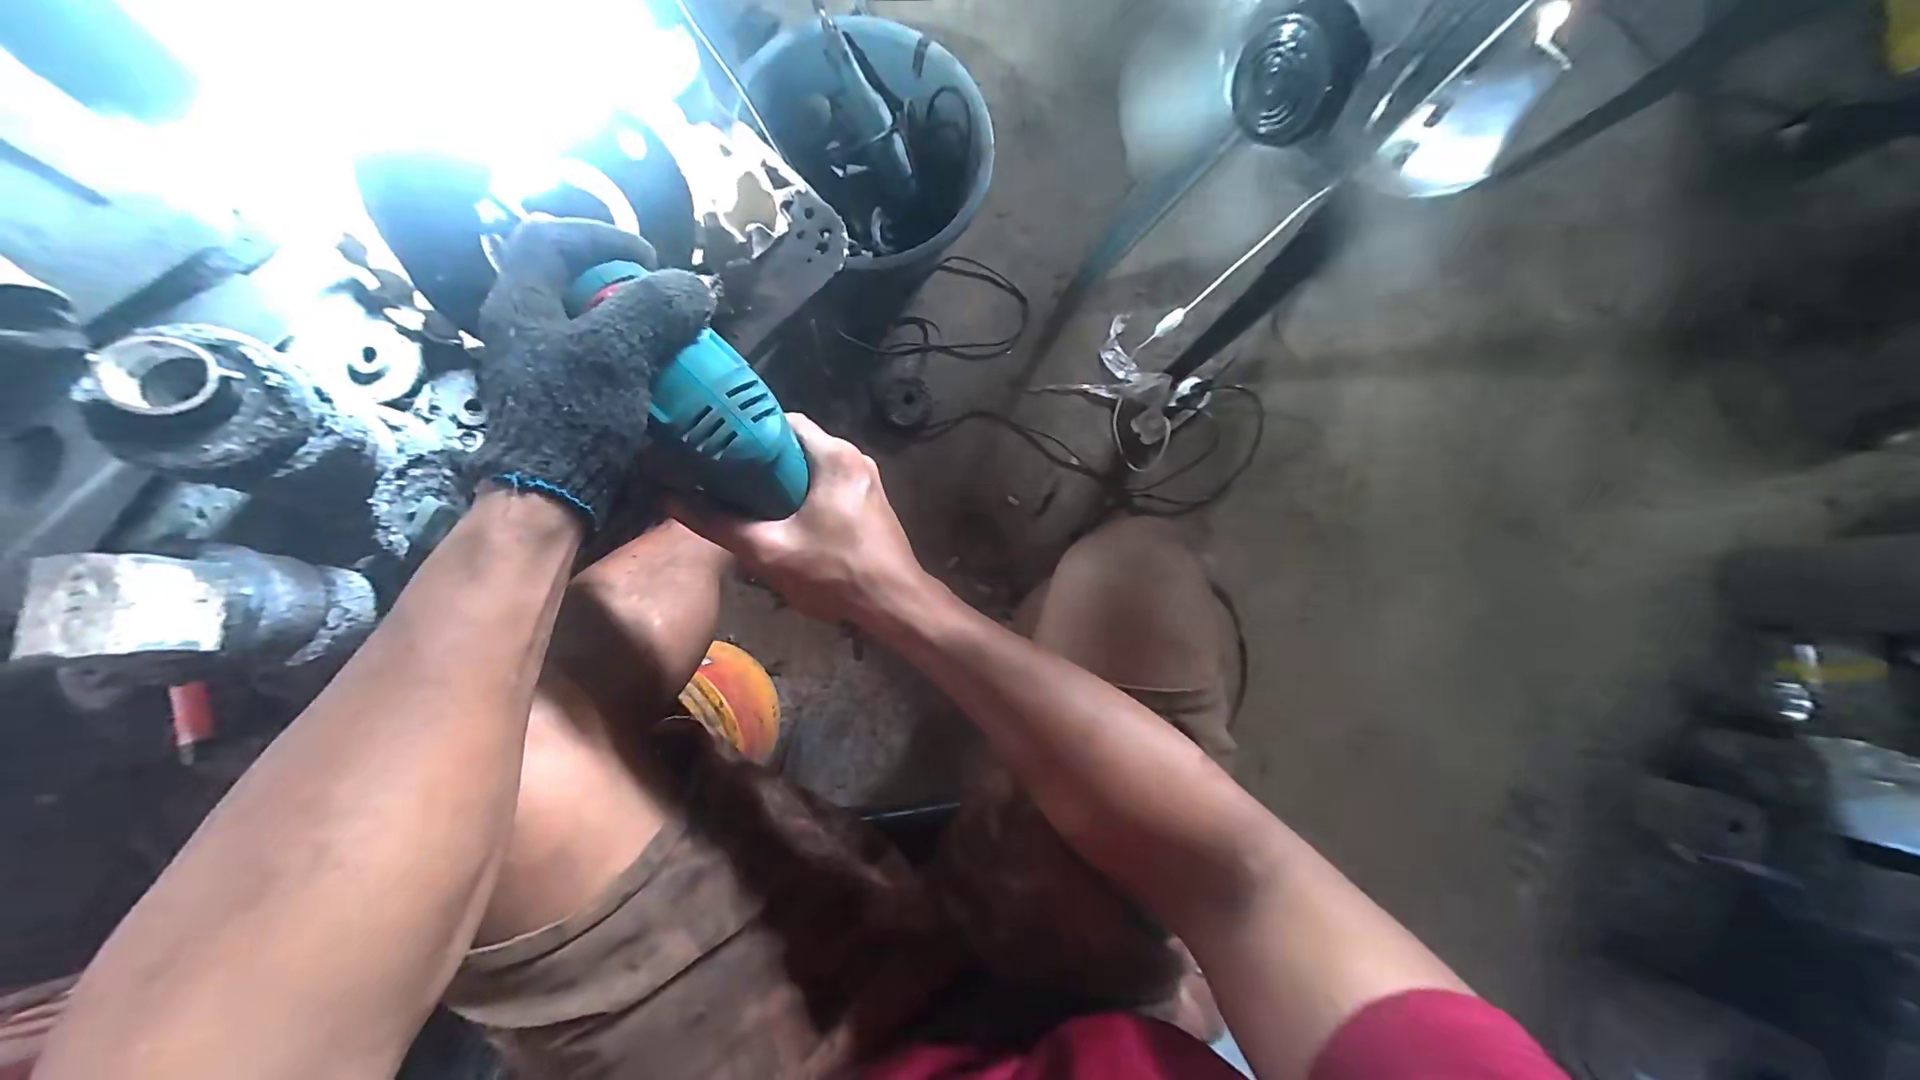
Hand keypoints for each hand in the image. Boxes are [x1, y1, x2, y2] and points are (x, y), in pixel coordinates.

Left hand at [471, 218, 715, 529]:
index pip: (552, 239)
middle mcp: (526, 329)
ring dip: (636, 328)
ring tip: (672, 343)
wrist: (552, 494)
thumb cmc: (573, 417)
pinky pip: (602, 364)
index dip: (603, 235)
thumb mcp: (617, 352)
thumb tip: (696, 287)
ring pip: (593, 326)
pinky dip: (635, 362)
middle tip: (666, 305)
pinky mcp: (564, 399)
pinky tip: (659, 379)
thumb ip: (655, 308)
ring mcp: (543, 367)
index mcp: (523, 303)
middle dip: (627, 287)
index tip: (649, 257)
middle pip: (575, 282)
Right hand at [669, 414, 926, 624]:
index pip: (782, 421)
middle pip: (797, 444)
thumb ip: (719, 524)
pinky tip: (784, 517)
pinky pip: (830, 483)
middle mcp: (855, 458)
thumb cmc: (835, 572)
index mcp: (834, 455)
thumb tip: (672, 500)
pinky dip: (805, 492)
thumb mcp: (769, 550)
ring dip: (783, 479)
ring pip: (814, 465)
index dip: (747, 431)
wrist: (894, 601)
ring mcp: (867, 479)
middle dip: (762, 459)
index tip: (718, 448)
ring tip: (748, 499)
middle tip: (727, 479)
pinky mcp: (871, 500)